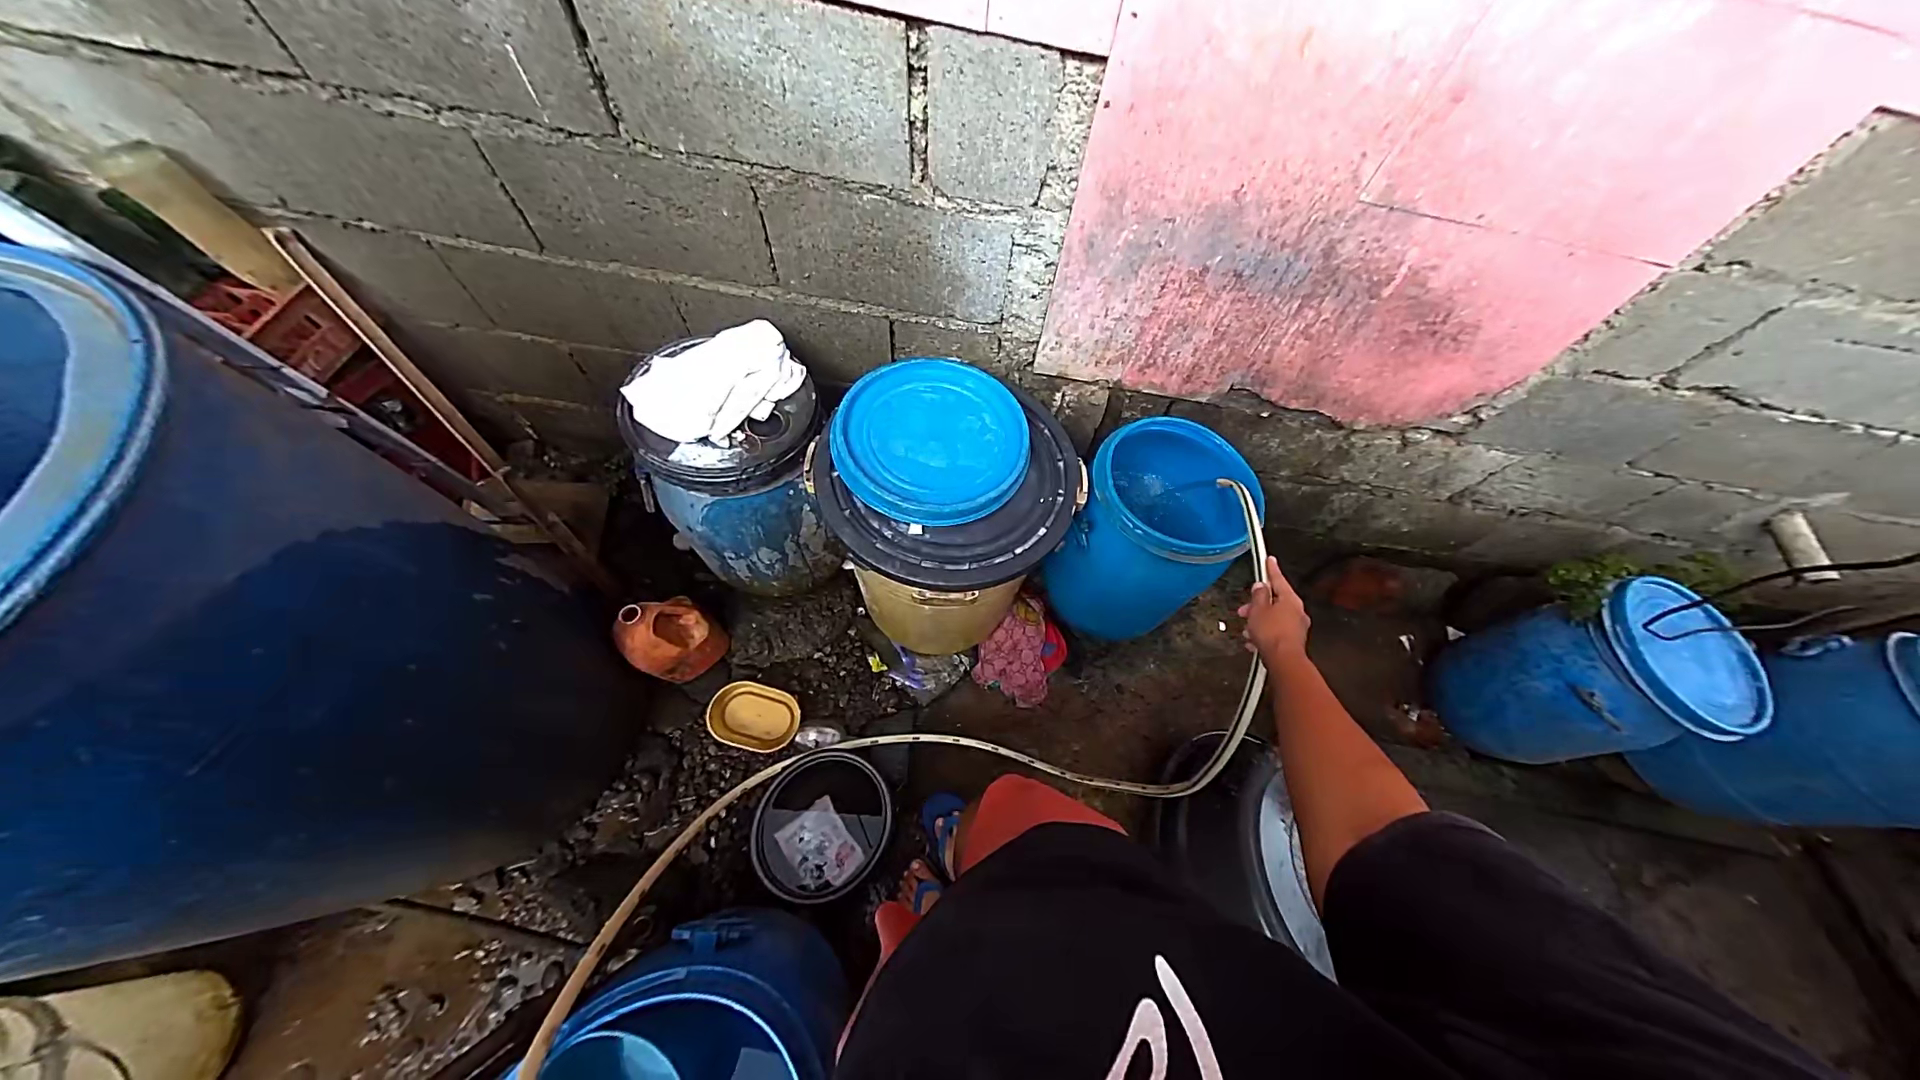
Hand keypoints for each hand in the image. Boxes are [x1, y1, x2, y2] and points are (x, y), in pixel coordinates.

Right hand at [1237, 556, 1308, 660]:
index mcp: (1289, 599)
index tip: (1269, 559)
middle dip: (1257, 605)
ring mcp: (1296, 626)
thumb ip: (1258, 596)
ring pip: (1274, 617)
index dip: (1271, 569)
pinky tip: (1254, 642)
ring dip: (1259, 621)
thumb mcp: (1258, 610)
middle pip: (1275, 601)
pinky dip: (1264, 634)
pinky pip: (1276, 632)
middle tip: (1244, 609)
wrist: (1283, 660)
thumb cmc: (1270, 632)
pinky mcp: (1293, 640)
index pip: (1278, 579)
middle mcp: (1297, 611)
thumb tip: (1260, 586)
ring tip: (1247, 630)